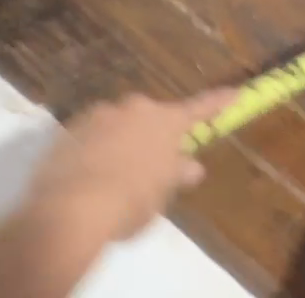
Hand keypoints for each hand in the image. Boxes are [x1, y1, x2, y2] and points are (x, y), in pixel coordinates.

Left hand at [27, 89, 234, 241]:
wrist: (68, 211)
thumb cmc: (130, 201)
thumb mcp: (161, 193)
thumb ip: (176, 175)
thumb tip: (192, 168)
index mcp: (168, 121)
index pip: (202, 107)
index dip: (221, 101)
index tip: (237, 92)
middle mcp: (138, 108)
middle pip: (151, 116)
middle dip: (151, 132)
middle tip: (147, 159)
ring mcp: (101, 116)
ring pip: (117, 123)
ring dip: (119, 138)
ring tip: (109, 171)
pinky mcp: (67, 130)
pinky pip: (88, 135)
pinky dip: (91, 147)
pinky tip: (84, 173)